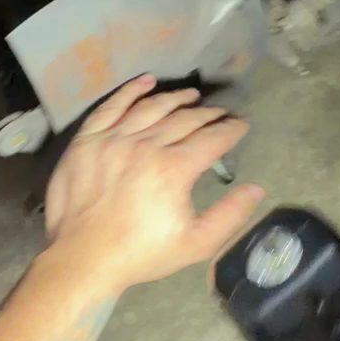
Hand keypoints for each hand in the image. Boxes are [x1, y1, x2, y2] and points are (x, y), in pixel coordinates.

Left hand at [43, 76, 265, 292]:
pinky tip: (146, 82)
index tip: (241, 124)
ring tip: (191, 96)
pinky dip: (130, 92)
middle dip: (208, 115)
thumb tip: (256, 189)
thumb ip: (229, 215)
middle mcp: (146, 145)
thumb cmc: (141, 254)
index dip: (231, 130)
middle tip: (221, 112)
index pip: (212, 139)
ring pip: (151, 108)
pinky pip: (111, 107)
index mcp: (174, 169)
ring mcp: (114, 140)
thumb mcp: (195, 244)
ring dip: (175, 99)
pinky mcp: (88, 141)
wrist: (83, 258)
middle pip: (184, 120)